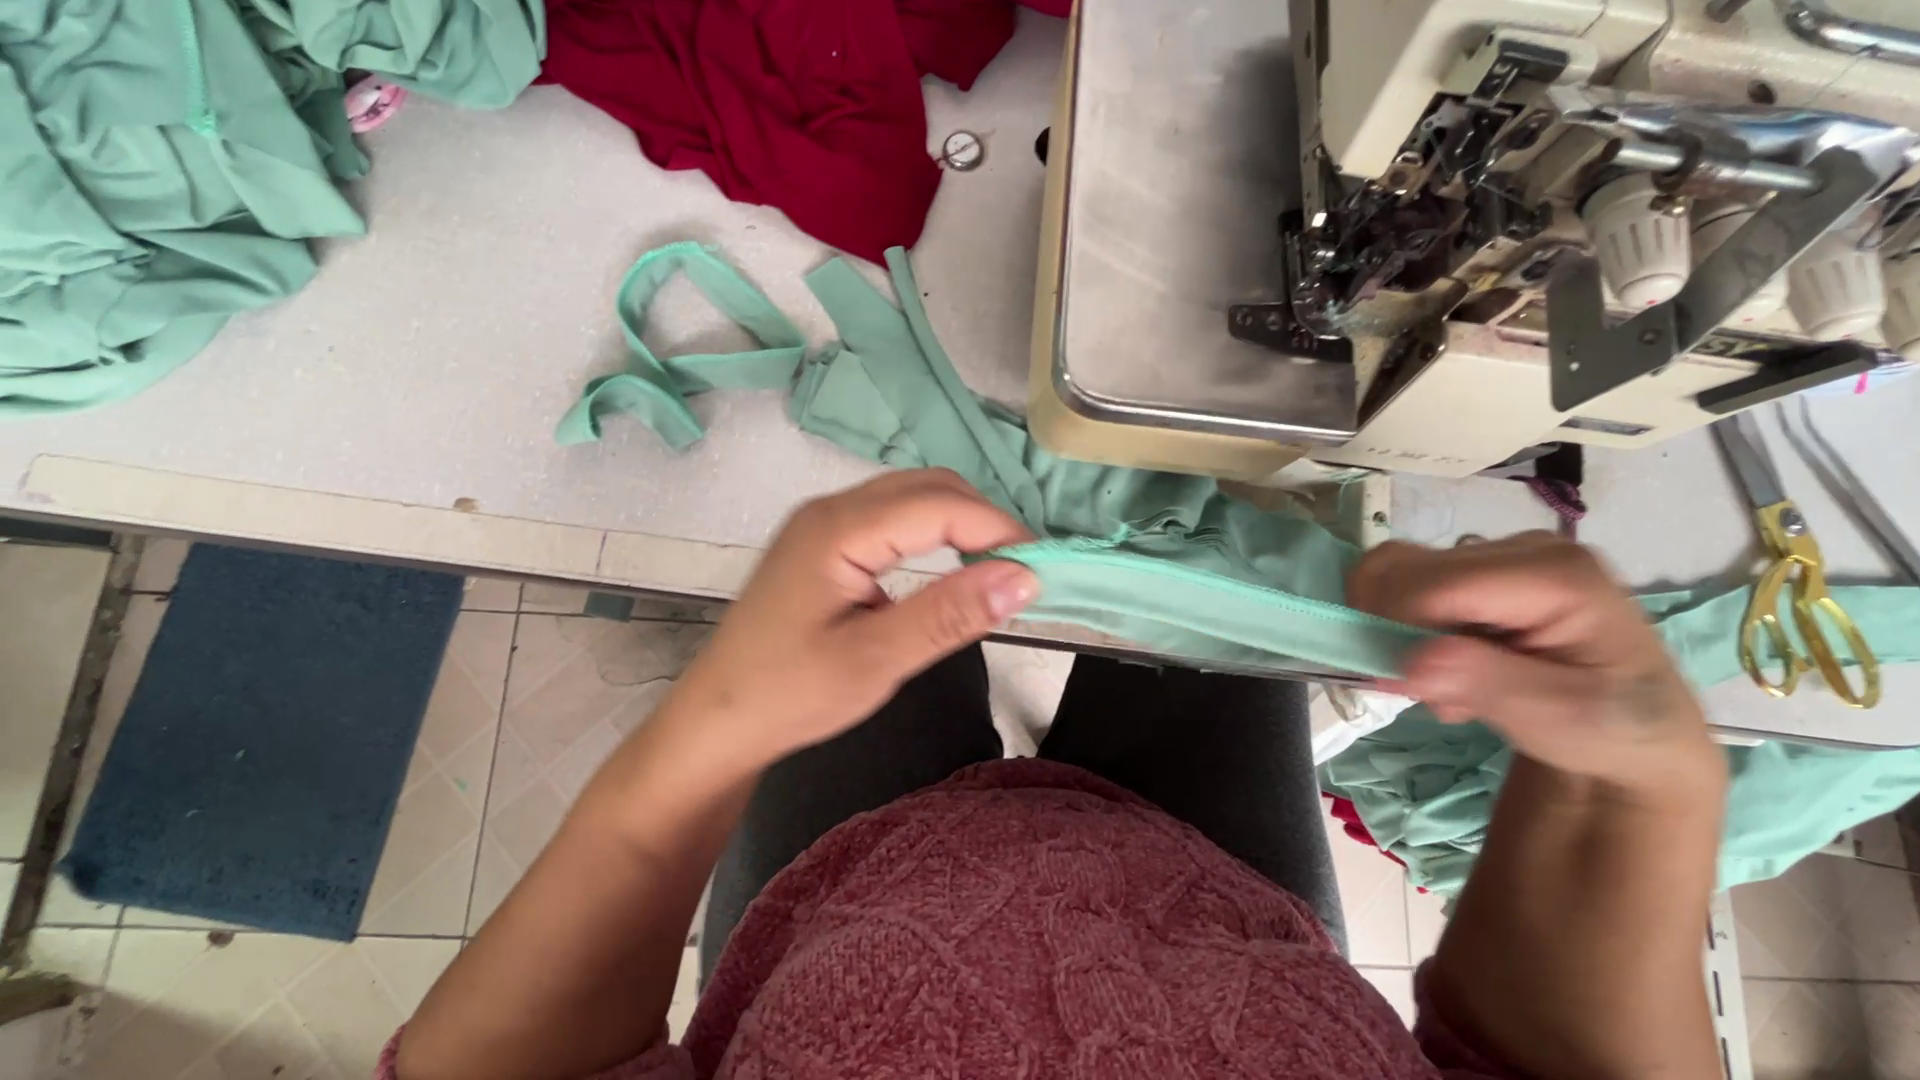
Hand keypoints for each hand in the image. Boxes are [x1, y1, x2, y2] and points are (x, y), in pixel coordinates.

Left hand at [661, 469, 1038, 769]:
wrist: (717, 721)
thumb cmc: (789, 694)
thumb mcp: (875, 660)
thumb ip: (949, 614)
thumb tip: (1024, 578)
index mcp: (838, 529)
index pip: (938, 505)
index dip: (997, 529)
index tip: (1042, 568)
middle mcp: (830, 510)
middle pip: (926, 488)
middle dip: (982, 519)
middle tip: (1021, 570)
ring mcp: (822, 524)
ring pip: (909, 498)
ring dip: (959, 523)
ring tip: (995, 569)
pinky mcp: (822, 544)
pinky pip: (890, 519)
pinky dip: (932, 534)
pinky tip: (948, 568)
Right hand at [1346, 532, 1720, 793]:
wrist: (1641, 731)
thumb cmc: (1612, 728)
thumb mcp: (1562, 719)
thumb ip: (1488, 684)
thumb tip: (1412, 660)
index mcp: (1556, 575)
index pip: (1434, 582)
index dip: (1397, 626)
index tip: (1407, 684)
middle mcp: (1524, 548)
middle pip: (1407, 568)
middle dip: (1395, 630)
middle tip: (1430, 689)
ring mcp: (1500, 554)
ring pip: (1398, 573)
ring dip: (1397, 629)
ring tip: (1445, 679)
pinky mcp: (1481, 569)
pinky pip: (1409, 583)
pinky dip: (1405, 625)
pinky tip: (1448, 662)